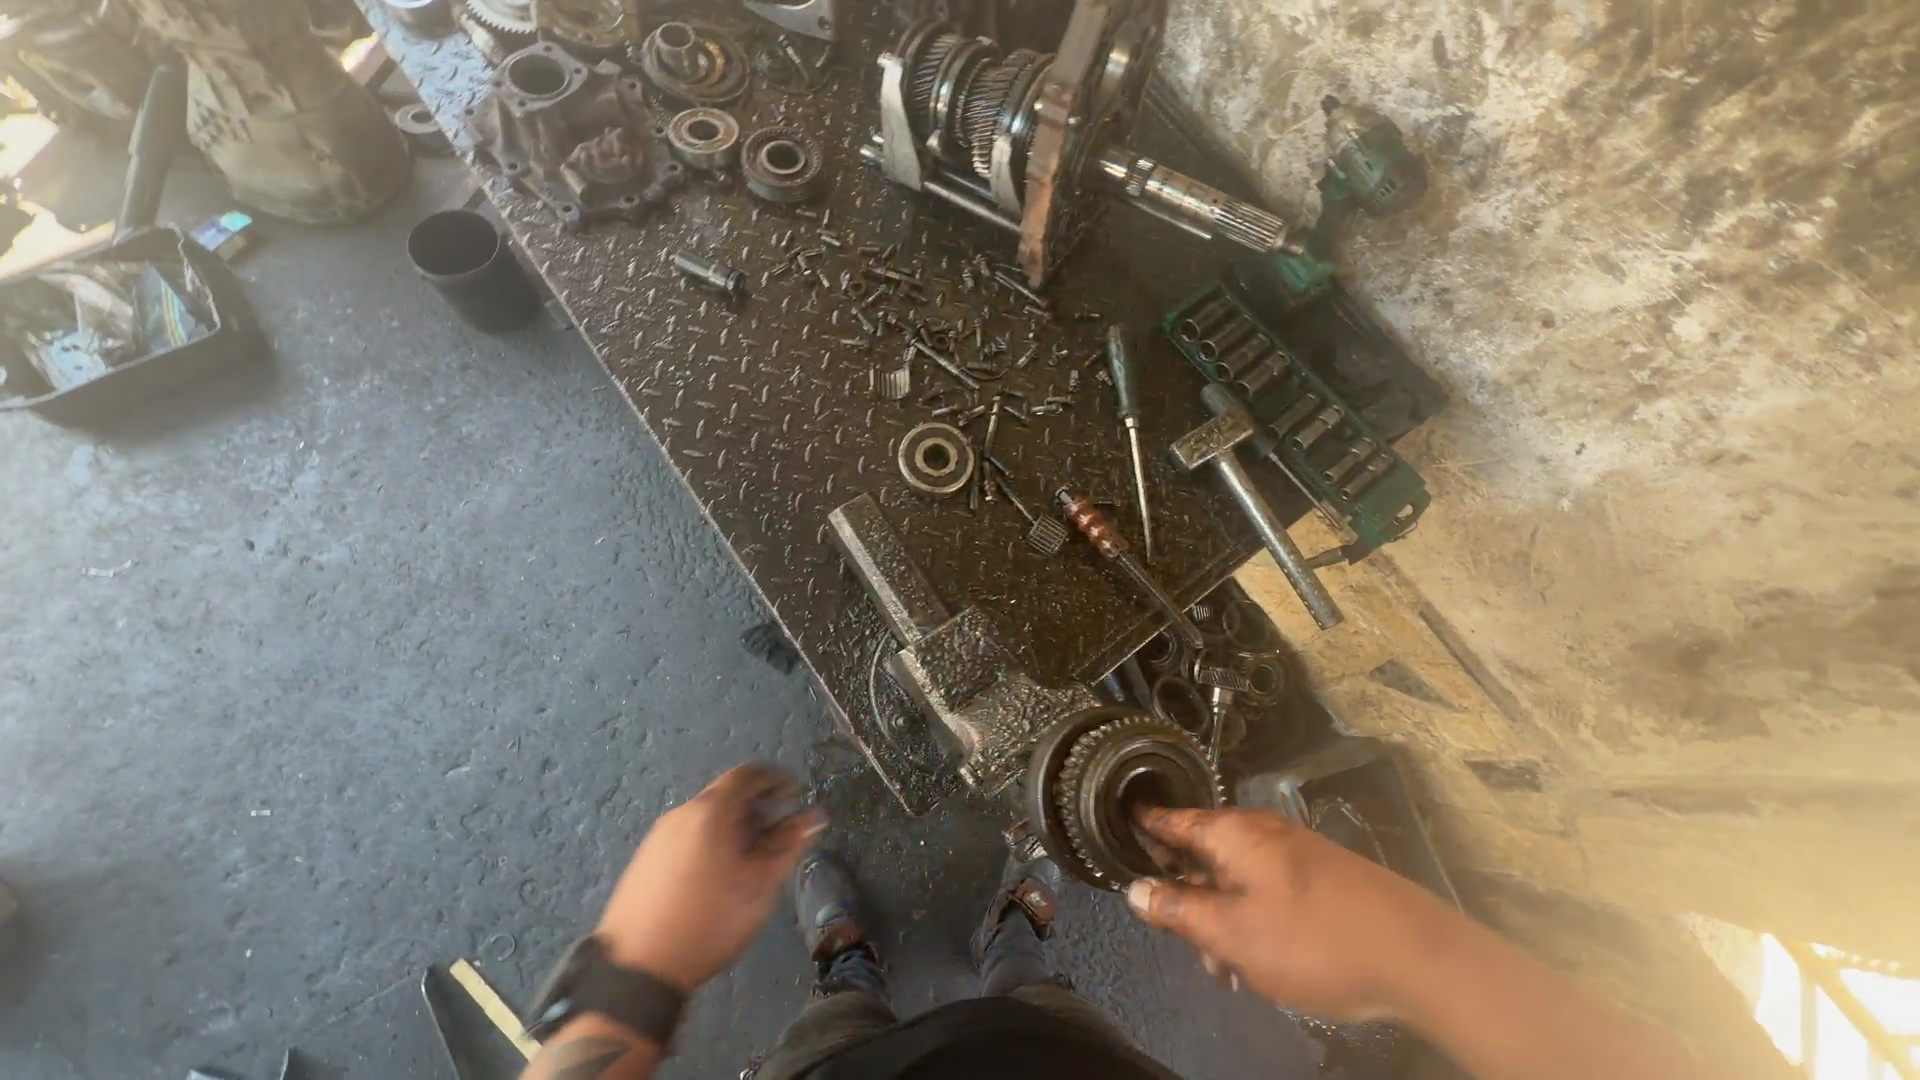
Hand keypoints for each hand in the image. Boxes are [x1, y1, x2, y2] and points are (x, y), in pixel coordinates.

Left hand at [593, 763, 823, 991]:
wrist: (636, 969)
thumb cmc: (709, 920)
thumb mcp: (760, 884)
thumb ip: (789, 844)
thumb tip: (815, 817)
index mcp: (711, 812)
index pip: (748, 775)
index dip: (776, 779)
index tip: (795, 794)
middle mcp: (682, 814)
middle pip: (726, 795)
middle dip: (756, 809)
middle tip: (776, 837)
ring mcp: (658, 836)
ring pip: (706, 818)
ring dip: (733, 828)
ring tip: (749, 863)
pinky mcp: (644, 859)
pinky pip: (687, 836)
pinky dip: (710, 842)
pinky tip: (716, 878)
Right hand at [1125, 806, 1460, 1022]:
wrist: (1423, 958)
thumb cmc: (1314, 940)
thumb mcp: (1233, 933)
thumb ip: (1179, 909)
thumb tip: (1135, 888)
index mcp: (1232, 833)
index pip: (1171, 820)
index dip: (1142, 827)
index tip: (1117, 825)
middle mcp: (1260, 832)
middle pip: (1203, 855)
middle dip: (1190, 900)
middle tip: (1195, 951)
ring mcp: (1295, 853)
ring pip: (1236, 880)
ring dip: (1224, 921)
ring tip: (1235, 973)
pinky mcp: (1321, 877)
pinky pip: (1268, 892)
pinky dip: (1255, 922)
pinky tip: (1268, 963)